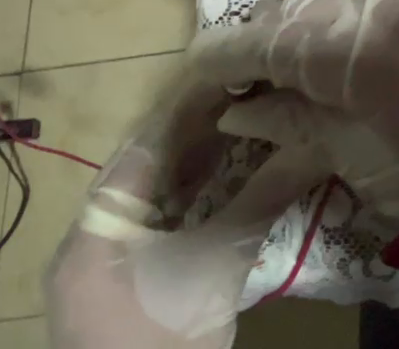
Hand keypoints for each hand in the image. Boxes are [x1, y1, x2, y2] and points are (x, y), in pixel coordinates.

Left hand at [46, 76, 322, 347]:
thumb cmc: (171, 340)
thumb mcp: (219, 266)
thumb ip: (261, 199)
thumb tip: (313, 145)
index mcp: (95, 226)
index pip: (145, 144)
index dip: (192, 108)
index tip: (234, 76)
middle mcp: (85, 237)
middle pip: (145, 166)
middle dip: (196, 133)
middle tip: (247, 98)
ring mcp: (97, 265)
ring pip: (148, 194)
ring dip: (193, 164)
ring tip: (241, 128)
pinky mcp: (115, 285)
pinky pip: (150, 224)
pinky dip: (185, 200)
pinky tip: (221, 180)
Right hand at [188, 0, 398, 314]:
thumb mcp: (355, 160)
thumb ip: (289, 120)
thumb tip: (232, 110)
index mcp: (361, 51)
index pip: (268, 40)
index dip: (223, 57)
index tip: (197, 74)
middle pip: (295, 8)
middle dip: (262, 43)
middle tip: (243, 85)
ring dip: (304, 20)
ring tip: (296, 66)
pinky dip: (343, 7)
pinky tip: (341, 44)